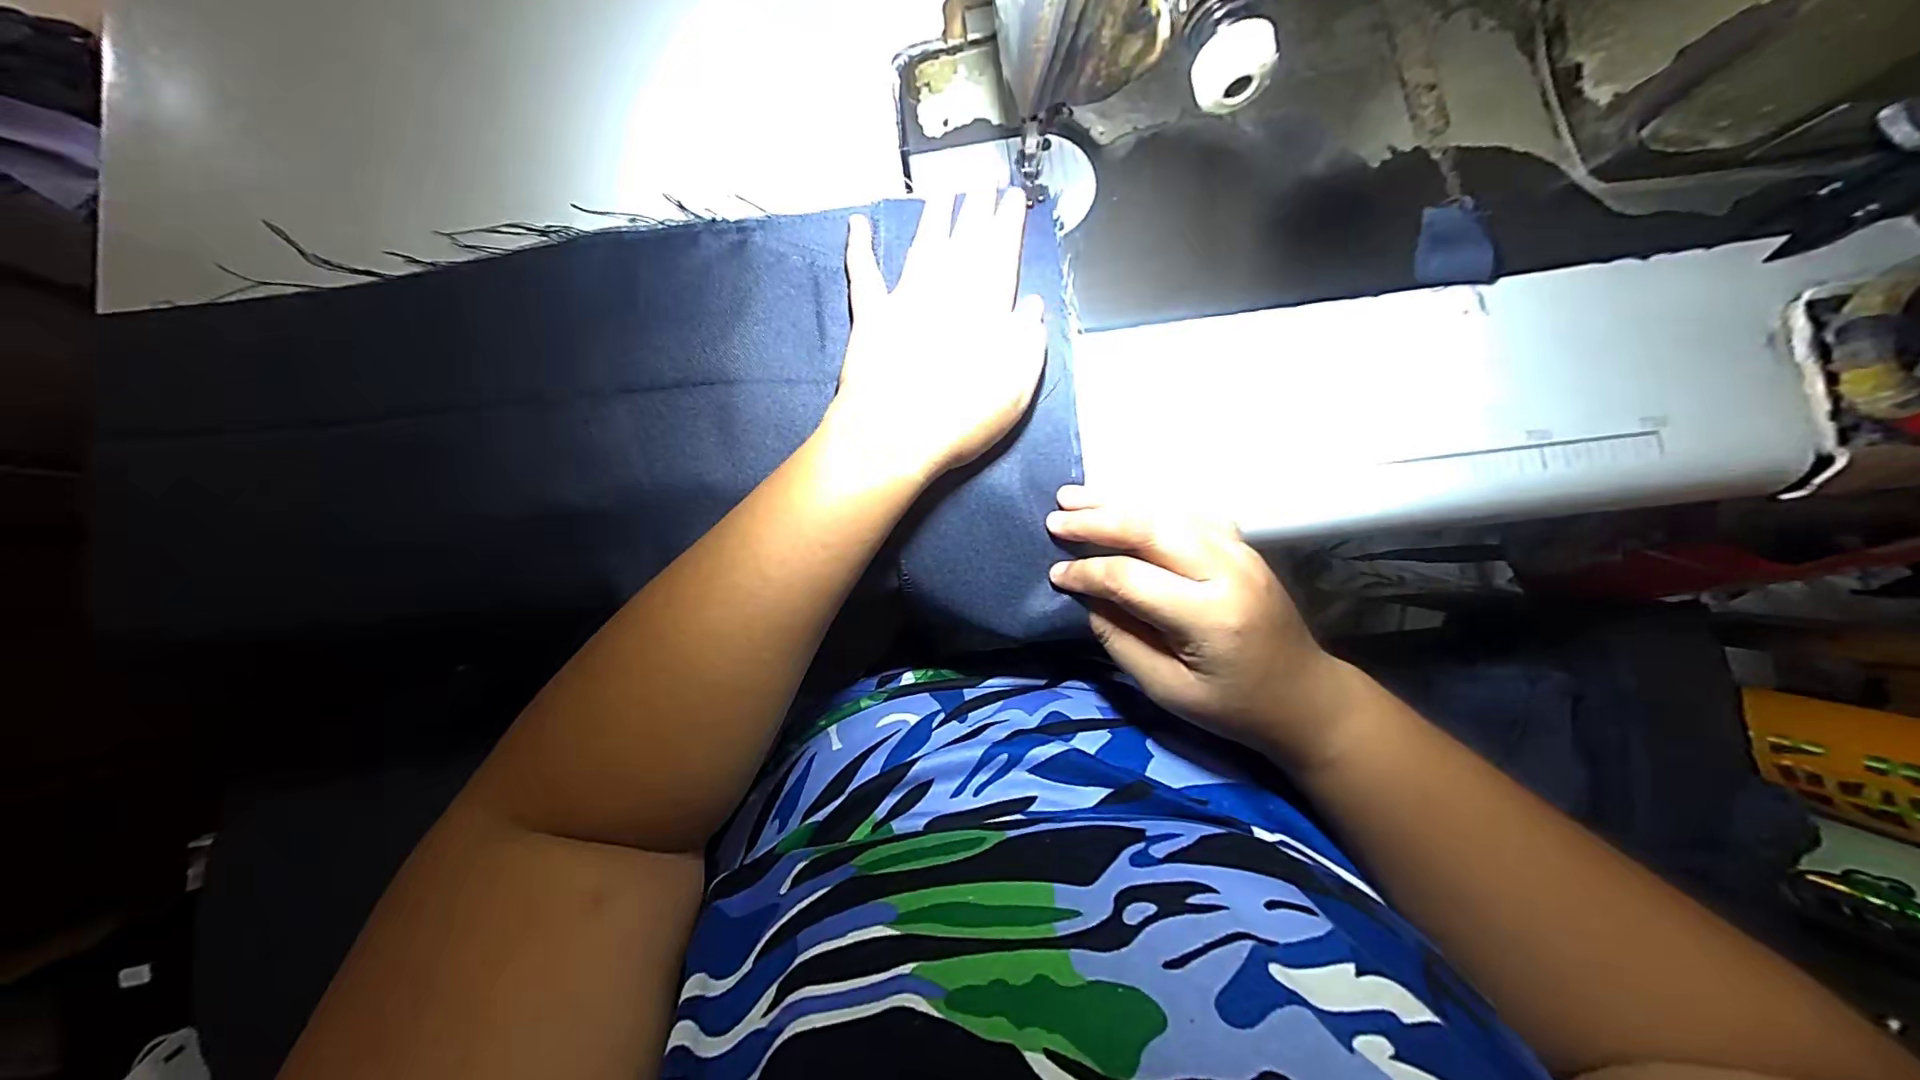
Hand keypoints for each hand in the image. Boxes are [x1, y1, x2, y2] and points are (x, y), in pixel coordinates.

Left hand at [823, 190, 1046, 479]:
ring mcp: (904, 300)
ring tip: (942, 195)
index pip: (1000, 253)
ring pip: (922, 246)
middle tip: (982, 186)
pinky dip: (860, 248)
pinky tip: (858, 226)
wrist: (894, 436)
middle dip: (975, 211)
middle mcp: (945, 292)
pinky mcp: (870, 317)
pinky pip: (864, 274)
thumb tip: (1030, 309)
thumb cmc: (960, 418)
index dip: (1006, 223)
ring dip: (933, 218)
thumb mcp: (1016, 386)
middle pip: (963, 241)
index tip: (1011, 199)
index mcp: (985, 307)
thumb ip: (1027, 341)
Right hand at [1046, 486, 1361, 771]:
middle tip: (1056, 519)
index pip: (1131, 577)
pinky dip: (1152, 508)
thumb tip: (1088, 598)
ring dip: (1119, 504)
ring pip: (1170, 512)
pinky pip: (1190, 514)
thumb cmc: (1234, 706)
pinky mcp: (1244, 548)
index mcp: (1209, 615)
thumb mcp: (1167, 689)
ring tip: (1075, 498)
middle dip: (1098, 520)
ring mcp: (1241, 553)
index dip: (1087, 573)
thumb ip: (1122, 640)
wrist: (1305, 697)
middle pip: (1151, 528)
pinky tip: (1126, 507)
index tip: (1056, 575)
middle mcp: (1228, 571)